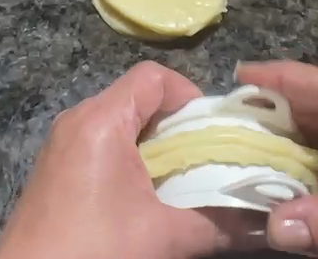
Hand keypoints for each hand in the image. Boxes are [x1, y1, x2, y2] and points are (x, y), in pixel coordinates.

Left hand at [0, 61, 234, 258]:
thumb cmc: (95, 251)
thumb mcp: (163, 238)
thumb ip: (217, 224)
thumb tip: (263, 224)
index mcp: (102, 119)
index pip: (152, 76)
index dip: (189, 96)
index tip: (213, 133)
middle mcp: (78, 118)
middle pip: (137, 98)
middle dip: (176, 126)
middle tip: (206, 162)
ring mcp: (62, 142)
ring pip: (119, 123)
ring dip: (153, 147)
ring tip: (181, 184)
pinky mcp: (54, 168)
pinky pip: (99, 145)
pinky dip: (128, 161)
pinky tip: (144, 199)